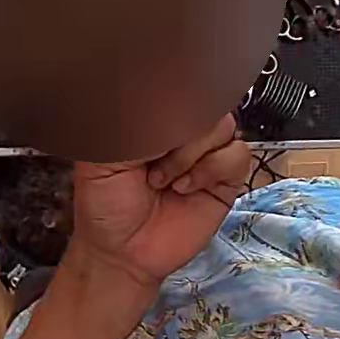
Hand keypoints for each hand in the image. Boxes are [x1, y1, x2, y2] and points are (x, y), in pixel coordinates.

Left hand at [66, 115, 250, 290]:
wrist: (123, 252)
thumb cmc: (105, 204)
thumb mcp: (102, 155)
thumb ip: (130, 122)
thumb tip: (162, 98)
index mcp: (152, 117)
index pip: (177, 86)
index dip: (172, 98)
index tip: (152, 121)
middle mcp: (182, 131)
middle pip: (205, 100)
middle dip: (179, 129)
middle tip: (151, 158)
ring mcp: (206, 154)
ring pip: (224, 126)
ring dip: (191, 153)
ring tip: (164, 179)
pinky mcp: (225, 180)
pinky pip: (237, 155)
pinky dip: (211, 170)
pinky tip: (185, 188)